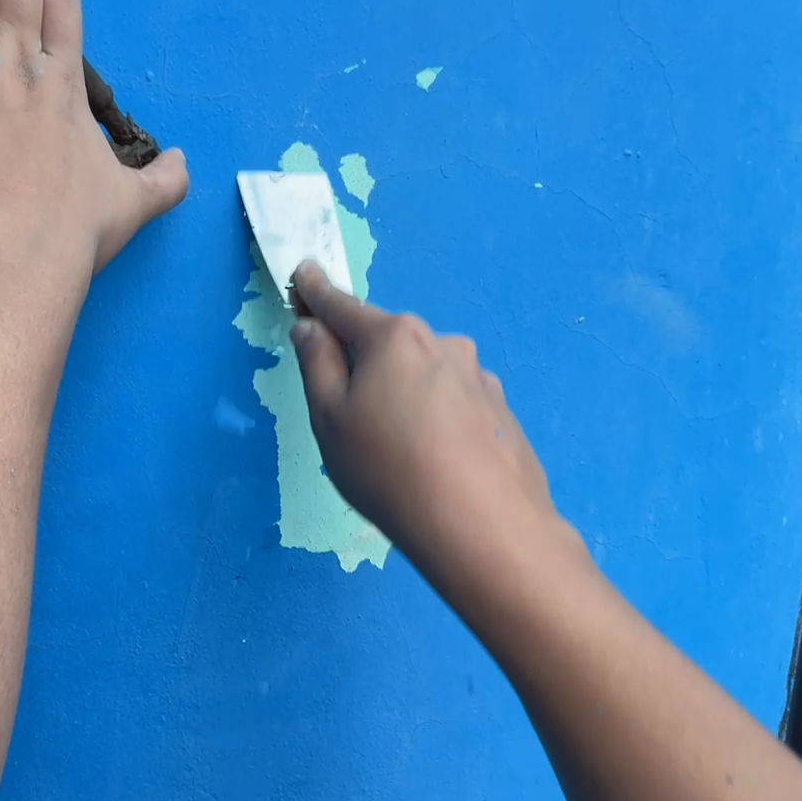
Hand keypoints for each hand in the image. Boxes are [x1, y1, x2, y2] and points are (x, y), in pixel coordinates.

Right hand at [289, 261, 585, 604]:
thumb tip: (310, 326)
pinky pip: (450, 399)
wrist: (482, 526)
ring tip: (396, 449)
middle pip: (385, 341)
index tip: (302, 274)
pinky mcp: (499, 408)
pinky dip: (433, 415)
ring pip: (421, 372)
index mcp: (392, 338)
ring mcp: (477, 374)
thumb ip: (316, 364)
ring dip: (400, 391)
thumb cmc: (386, 469)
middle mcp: (440, 342)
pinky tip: (432, 456)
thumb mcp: (329, 419)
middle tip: (347, 415)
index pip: (341, 306)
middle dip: (361, 360)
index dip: (314, 292)